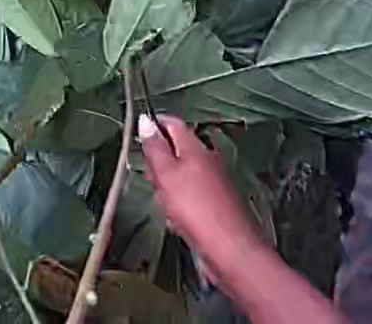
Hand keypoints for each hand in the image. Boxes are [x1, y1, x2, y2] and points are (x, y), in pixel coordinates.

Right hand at [138, 115, 266, 277]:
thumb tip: (145, 120)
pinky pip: (191, 195)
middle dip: (159, 163)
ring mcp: (214, 181)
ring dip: (168, 187)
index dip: (153, 127)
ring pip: (181, 174)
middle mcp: (206, 157)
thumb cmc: (196, 209)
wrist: (232, 251)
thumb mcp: (167, 174)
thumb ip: (155, 147)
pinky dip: (180, 204)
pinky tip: (178, 220)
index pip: (171, 123)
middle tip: (152, 180)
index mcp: (194, 145)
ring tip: (165, 205)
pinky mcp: (217, 203)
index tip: (139, 142)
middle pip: (175, 149)